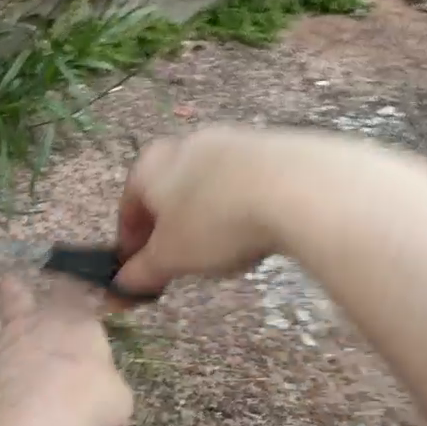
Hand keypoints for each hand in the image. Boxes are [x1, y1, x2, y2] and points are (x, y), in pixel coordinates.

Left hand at [0, 277, 131, 425]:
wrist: (38, 415)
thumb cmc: (89, 401)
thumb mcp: (117, 398)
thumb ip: (111, 392)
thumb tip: (112, 403)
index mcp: (74, 326)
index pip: (72, 298)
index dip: (69, 288)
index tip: (64, 279)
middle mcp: (32, 328)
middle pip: (21, 301)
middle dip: (16, 290)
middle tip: (7, 279)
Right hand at [114, 126, 420, 296]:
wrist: (304, 188)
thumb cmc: (216, 221)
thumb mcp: (169, 258)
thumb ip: (141, 272)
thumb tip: (122, 285)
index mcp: (150, 166)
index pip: (128, 207)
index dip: (130, 243)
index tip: (139, 269)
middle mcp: (186, 144)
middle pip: (169, 192)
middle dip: (170, 226)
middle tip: (180, 259)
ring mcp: (233, 140)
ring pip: (208, 185)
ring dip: (207, 215)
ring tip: (223, 249)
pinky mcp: (276, 144)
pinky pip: (247, 181)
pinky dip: (243, 205)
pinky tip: (258, 230)